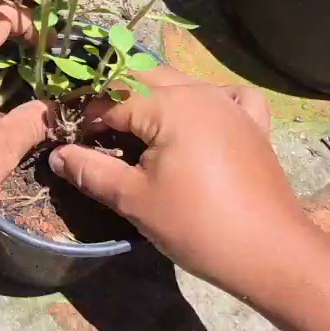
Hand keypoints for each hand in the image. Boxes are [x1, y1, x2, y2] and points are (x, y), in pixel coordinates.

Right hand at [49, 68, 306, 289]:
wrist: (271, 253)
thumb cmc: (197, 225)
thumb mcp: (134, 199)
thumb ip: (91, 170)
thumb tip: (58, 154)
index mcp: (170, 104)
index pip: (113, 98)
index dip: (85, 116)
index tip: (67, 137)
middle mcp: (200, 91)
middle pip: (145, 77)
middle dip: (114, 96)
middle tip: (94, 129)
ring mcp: (231, 104)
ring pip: (182, 82)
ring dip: (152, 94)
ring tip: (133, 125)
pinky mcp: (253, 123)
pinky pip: (226, 95)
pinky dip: (206, 98)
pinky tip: (198, 119)